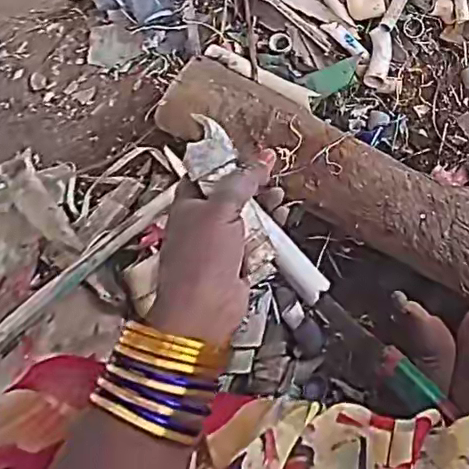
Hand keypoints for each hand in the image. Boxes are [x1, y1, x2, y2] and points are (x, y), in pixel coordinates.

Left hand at [146, 150, 275, 345]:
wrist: (205, 313)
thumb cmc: (199, 263)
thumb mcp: (221, 209)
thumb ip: (243, 181)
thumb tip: (262, 160)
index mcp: (188, 205)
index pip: (208, 173)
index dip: (230, 162)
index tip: (252, 155)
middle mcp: (204, 222)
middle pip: (233, 192)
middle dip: (254, 184)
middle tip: (270, 174)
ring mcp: (222, 241)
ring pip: (250, 213)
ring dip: (266, 205)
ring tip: (277, 198)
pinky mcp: (240, 258)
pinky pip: (260, 235)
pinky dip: (271, 228)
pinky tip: (280, 219)